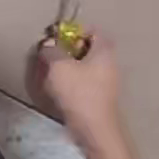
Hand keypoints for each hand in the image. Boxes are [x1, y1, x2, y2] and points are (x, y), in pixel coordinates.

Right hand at [30, 32, 129, 157]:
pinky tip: (59, 89)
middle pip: (89, 49)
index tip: (58, 37)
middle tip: (52, 54)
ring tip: (51, 72)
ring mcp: (107, 82)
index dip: (76, 31)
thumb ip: (52, 51)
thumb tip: (49, 44)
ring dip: (68, 66)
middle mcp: (110, 65)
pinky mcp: (100, 96)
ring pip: (86, 66)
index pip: (94, 32)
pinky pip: (85, 80)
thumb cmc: (78, 92)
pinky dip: (72, 80)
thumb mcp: (58, 66)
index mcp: (104, 53)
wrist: (93, 127)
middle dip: (69, 50)